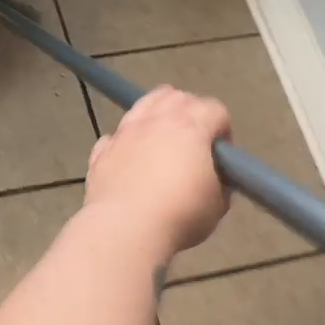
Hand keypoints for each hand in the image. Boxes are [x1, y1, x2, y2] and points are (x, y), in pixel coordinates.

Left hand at [83, 86, 232, 255]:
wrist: (125, 227)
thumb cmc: (180, 215)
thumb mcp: (218, 203)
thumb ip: (218, 181)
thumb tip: (212, 176)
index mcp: (190, 128)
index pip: (214, 109)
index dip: (222, 128)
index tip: (221, 152)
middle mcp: (155, 121)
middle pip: (177, 97)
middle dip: (191, 111)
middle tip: (194, 139)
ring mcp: (124, 132)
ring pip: (143, 104)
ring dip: (157, 112)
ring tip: (162, 135)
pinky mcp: (102, 150)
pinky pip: (116, 134)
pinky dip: (125, 140)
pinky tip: (129, 155)